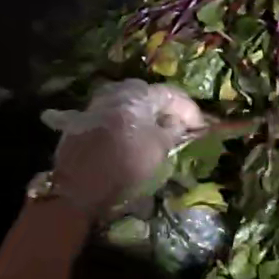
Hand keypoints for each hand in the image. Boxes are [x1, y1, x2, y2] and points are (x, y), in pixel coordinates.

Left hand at [43, 81, 207, 216]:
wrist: (78, 186)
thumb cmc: (125, 166)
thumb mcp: (159, 149)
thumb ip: (172, 130)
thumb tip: (177, 121)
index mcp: (138, 95)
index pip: (172, 94)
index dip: (189, 110)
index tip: (200, 126)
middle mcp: (116, 92)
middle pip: (148, 94)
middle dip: (165, 108)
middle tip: (178, 126)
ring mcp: (96, 105)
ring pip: (126, 102)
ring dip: (141, 112)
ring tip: (153, 128)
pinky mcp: (81, 121)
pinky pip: (106, 115)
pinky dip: (118, 121)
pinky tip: (122, 131)